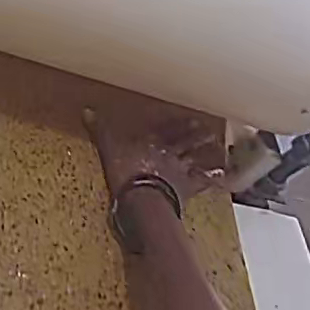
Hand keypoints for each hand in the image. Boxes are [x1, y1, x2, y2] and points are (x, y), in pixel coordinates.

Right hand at [81, 107, 224, 203]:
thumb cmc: (126, 172)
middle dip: (198, 137)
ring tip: (219, 151)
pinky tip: (222, 180)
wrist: (143, 198)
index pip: (168, 130)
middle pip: (187, 143)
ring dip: (208, 155)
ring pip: (198, 160)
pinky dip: (213, 181)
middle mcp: (172, 154)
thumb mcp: (108, 148)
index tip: (192, 119)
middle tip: (209, 131)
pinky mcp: (187, 189)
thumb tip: (86, 110)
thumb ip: (100, 129)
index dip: (179, 125)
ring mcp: (181, 172)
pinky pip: (202, 184)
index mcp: (155, 142)